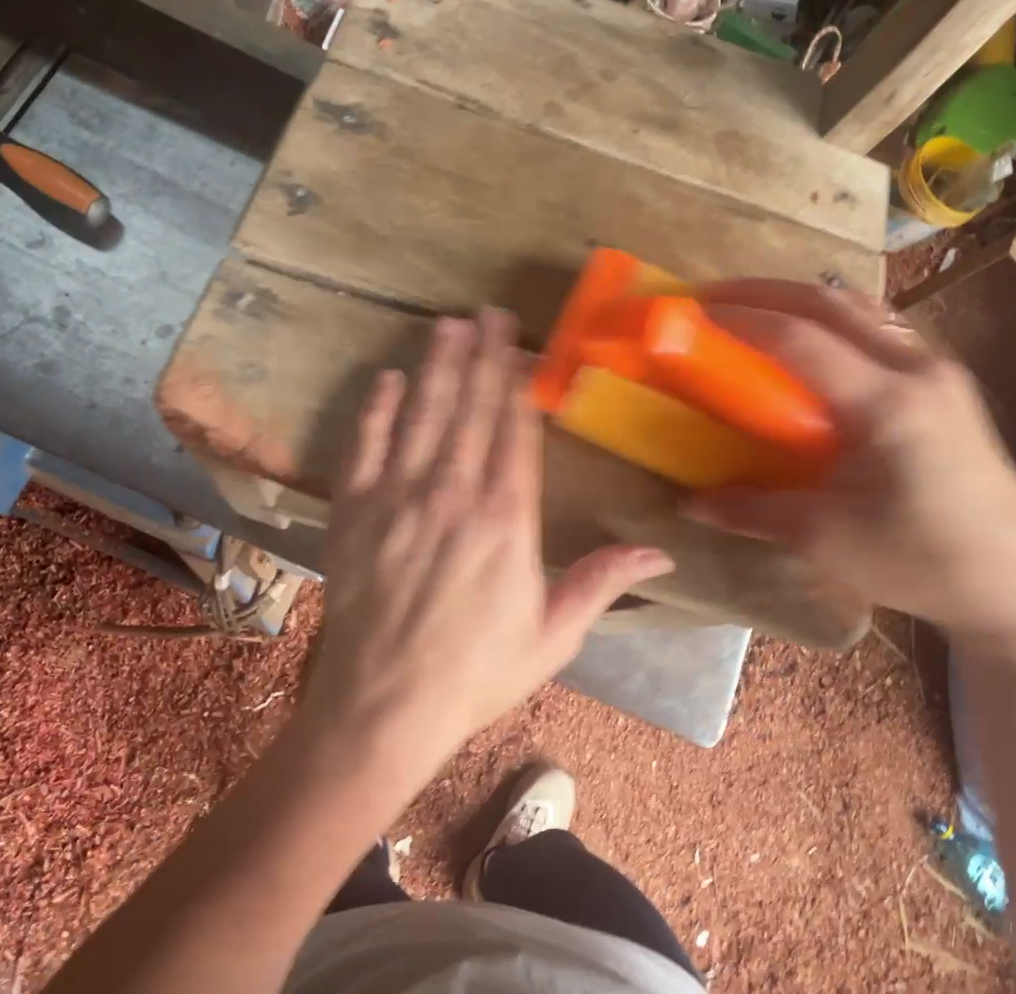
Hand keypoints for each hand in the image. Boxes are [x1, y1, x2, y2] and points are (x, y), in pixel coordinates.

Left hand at [299, 309, 674, 773]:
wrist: (385, 703)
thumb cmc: (475, 674)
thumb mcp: (552, 636)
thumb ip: (599, 583)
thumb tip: (661, 552)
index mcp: (506, 520)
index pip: (514, 433)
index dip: (518, 385)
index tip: (523, 348)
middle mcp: (454, 494)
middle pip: (471, 410)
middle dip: (483, 357)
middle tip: (489, 312)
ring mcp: (398, 498)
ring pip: (422, 415)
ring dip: (437, 366)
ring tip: (448, 324)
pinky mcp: (353, 512)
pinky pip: (365, 446)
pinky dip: (376, 410)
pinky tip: (388, 379)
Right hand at [683, 281, 1015, 649]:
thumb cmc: (920, 562)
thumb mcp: (825, 539)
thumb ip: (752, 511)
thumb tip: (691, 504)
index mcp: (888, 403)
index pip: (802, 338)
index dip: (741, 319)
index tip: (691, 313)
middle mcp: (919, 371)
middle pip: (833, 303)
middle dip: (766, 293)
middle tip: (711, 296)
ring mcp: (940, 374)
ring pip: (863, 310)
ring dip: (803, 301)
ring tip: (754, 310)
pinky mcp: (947, 388)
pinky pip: (881, 332)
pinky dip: (834, 322)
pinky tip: (811, 346)